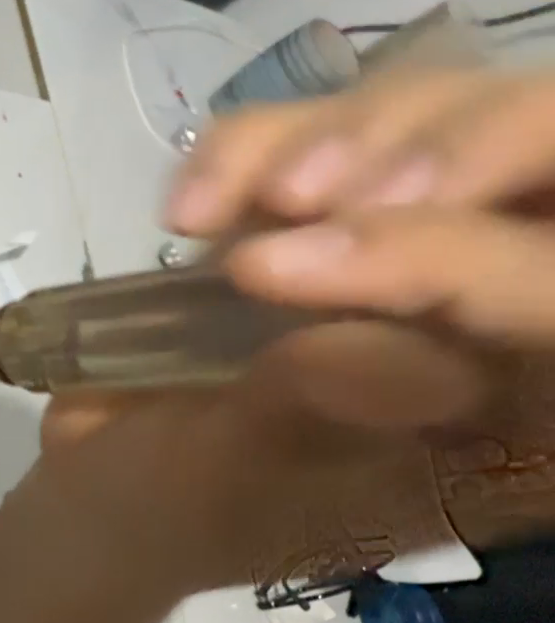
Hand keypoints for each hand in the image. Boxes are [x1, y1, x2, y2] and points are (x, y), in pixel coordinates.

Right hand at [22, 71, 554, 595]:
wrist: (109, 480)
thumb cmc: (170, 508)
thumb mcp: (237, 490)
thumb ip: (302, 424)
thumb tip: (345, 347)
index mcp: (528, 410)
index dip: (451, 257)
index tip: (268, 268)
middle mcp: (496, 311)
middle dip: (447, 145)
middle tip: (300, 196)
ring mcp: (401, 244)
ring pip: (441, 114)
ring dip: (332, 137)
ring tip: (216, 215)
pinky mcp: (309, 213)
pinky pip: (310, 127)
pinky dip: (239, 150)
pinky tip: (183, 215)